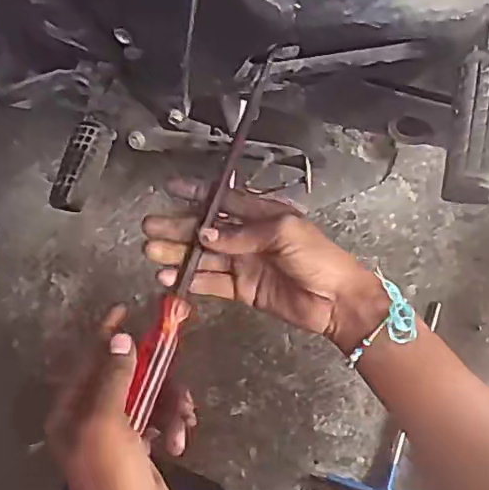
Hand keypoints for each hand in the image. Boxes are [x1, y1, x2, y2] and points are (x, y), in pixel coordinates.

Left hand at [45, 306, 180, 489]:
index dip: (106, 334)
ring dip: (169, 406)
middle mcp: (89, 418)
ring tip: (182, 422)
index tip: (124, 310)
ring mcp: (115, 433)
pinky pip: (158, 419)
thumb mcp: (108, 422)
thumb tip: (120, 340)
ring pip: (148, 398)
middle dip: (155, 379)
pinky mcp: (139, 447)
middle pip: (125, 377)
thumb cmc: (111, 474)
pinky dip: (171, 425)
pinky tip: (178, 440)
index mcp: (70, 411)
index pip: (87, 361)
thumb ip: (114, 378)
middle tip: (176, 376)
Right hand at [142, 179, 387, 351]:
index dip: (197, 195)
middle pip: (206, 230)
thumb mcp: (285, 233)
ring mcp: (246, 264)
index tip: (173, 189)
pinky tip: (171, 278)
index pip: (224, 201)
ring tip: (153, 253)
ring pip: (204, 257)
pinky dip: (190, 281)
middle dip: (178, 228)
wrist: (337, 300)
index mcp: (263, 215)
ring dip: (179, 255)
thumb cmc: (321, 259)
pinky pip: (212, 283)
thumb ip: (244, 234)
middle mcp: (250, 238)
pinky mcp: (244, 289)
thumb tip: (206, 235)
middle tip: (151, 227)